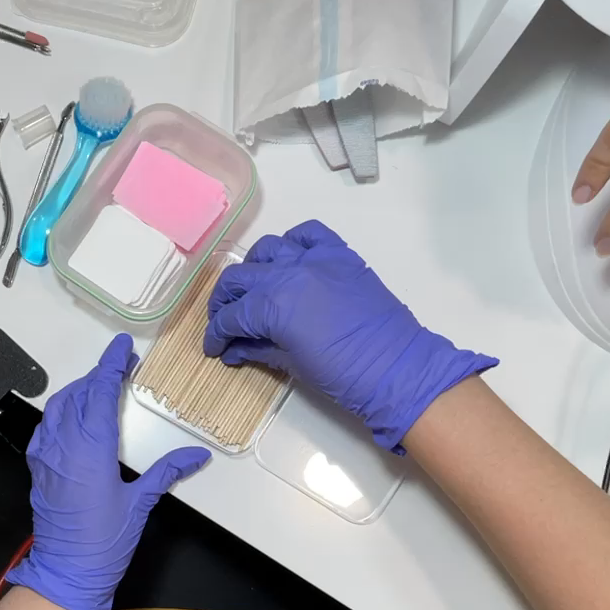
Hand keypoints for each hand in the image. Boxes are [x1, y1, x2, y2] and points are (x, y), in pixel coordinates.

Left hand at [6, 334, 209, 609]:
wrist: (66, 572)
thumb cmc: (105, 541)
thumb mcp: (139, 505)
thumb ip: (166, 473)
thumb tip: (199, 455)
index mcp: (92, 450)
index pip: (101, 395)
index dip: (111, 366)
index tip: (122, 347)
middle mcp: (65, 445)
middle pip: (79, 396)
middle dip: (99, 376)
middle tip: (120, 368)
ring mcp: (46, 456)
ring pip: (58, 408)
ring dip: (78, 391)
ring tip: (99, 386)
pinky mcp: (38, 468)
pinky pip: (46, 428)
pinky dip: (60, 412)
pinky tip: (73, 416)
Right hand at [201, 221, 495, 451]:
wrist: (396, 369)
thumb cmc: (340, 375)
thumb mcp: (291, 365)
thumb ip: (257, 349)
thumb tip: (233, 351)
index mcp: (273, 305)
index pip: (230, 316)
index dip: (216, 334)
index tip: (213, 348)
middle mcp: (288, 273)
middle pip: (238, 279)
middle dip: (224, 303)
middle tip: (224, 323)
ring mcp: (315, 259)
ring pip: (267, 250)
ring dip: (252, 270)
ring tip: (253, 290)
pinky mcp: (340, 255)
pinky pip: (307, 234)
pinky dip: (291, 244)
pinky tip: (288, 261)